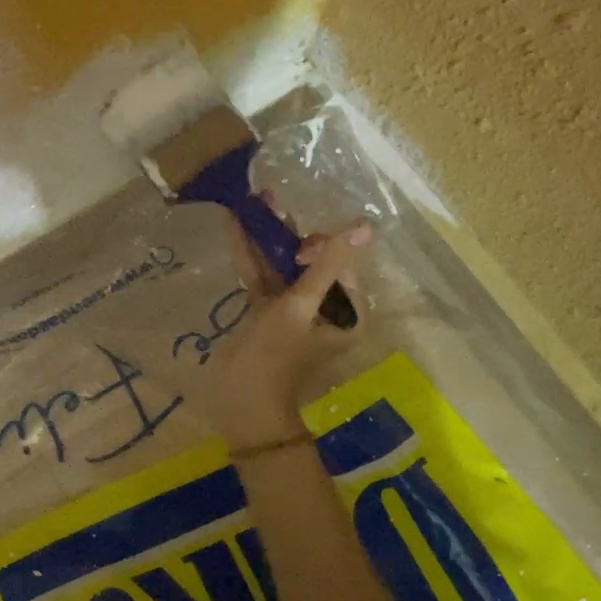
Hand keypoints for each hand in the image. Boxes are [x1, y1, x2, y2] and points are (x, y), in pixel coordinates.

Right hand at [197, 220, 373, 448]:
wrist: (239, 399)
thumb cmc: (275, 356)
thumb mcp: (301, 307)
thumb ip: (327, 265)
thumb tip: (364, 227)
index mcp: (347, 313)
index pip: (341, 265)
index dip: (322, 247)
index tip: (301, 246)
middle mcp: (324, 308)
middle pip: (310, 262)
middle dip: (289, 235)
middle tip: (269, 203)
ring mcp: (292, 310)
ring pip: (283, 266)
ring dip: (267, 238)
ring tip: (254, 202)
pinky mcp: (265, 312)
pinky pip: (262, 278)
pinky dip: (250, 256)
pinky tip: (235, 225)